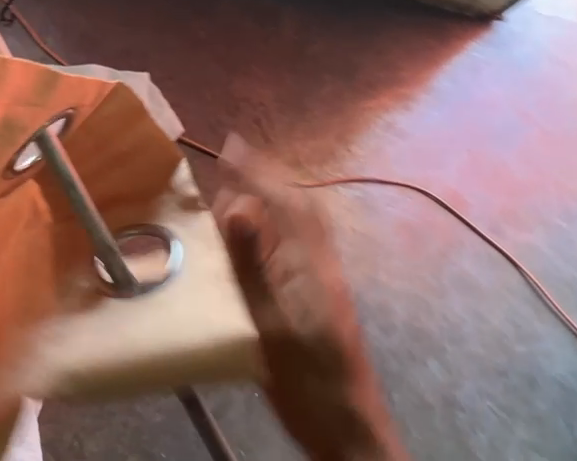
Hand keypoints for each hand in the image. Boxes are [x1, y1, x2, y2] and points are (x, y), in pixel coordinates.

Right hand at [212, 135, 405, 460]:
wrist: (348, 432)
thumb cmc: (307, 379)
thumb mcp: (271, 320)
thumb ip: (252, 262)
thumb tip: (239, 204)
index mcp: (307, 263)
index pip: (285, 202)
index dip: (258, 170)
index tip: (232, 144)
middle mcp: (316, 265)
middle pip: (292, 209)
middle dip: (262, 180)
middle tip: (228, 161)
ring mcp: (318, 284)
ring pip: (292, 230)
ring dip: (265, 202)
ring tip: (233, 190)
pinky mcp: (314, 302)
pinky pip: (290, 250)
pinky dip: (269, 230)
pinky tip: (250, 240)